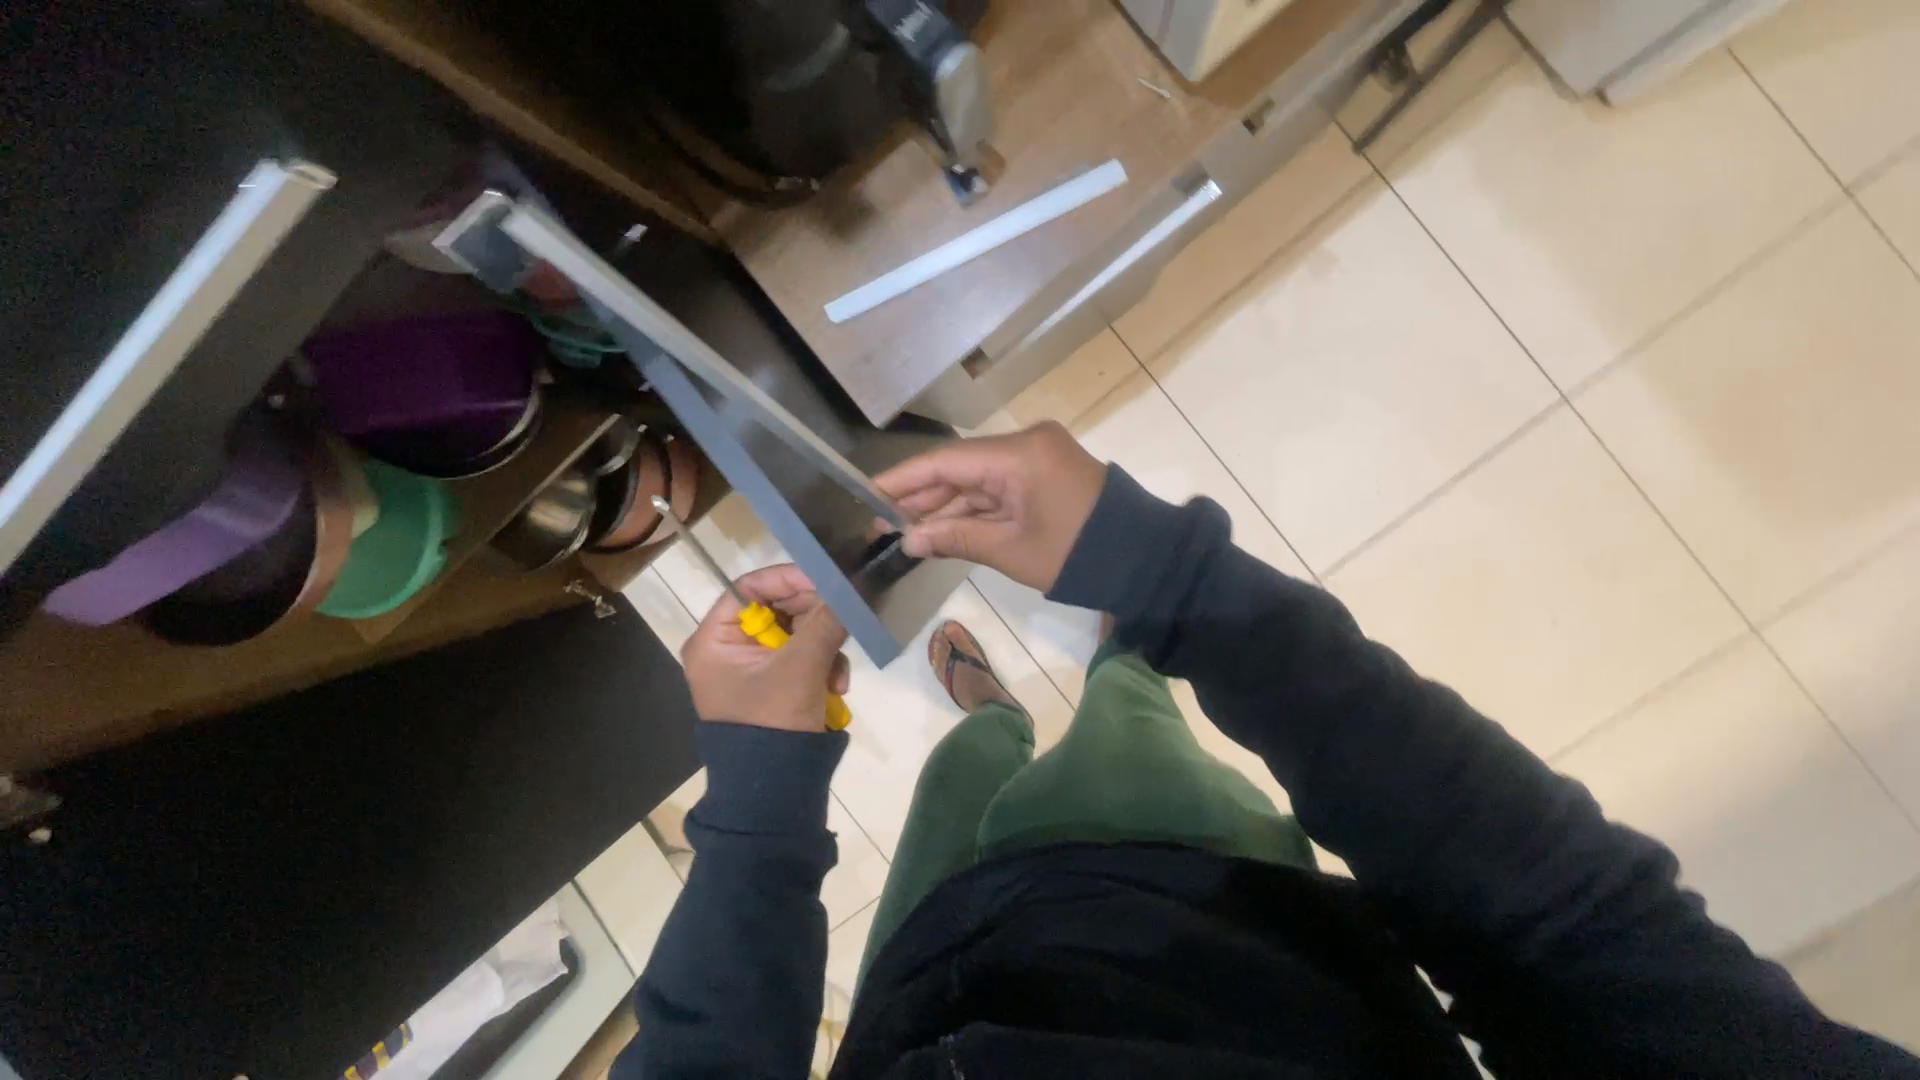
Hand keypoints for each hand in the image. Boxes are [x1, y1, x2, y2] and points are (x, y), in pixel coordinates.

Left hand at [682, 565, 850, 732]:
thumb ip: (825, 622)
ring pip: (797, 634)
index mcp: (715, 641)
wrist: (773, 793)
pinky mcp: (774, 687)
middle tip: (844, 620)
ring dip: (825, 647)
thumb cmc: (773, 722)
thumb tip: (851, 587)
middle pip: (778, 609)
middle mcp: (728, 649)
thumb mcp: (801, 668)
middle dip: (815, 620)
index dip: (788, 578)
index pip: (749, 588)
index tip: (827, 580)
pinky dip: (823, 667)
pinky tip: (836, 688)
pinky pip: (802, 659)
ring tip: (838, 675)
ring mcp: (752, 670)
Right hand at [874, 420, 1106, 590]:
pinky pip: (998, 486)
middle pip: (959, 467)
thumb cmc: (1077, 555)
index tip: (867, 496)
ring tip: (903, 530)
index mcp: (1020, 453)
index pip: (946, 461)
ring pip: (977, 478)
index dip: (903, 480)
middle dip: (921, 496)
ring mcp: (1037, 457)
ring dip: (945, 505)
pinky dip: (972, 508)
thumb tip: (908, 540)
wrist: (1145, 558)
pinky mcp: (1044, 474)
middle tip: (880, 522)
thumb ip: (955, 538)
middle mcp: (1026, 443)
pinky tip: (940, 527)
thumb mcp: (1011, 550)